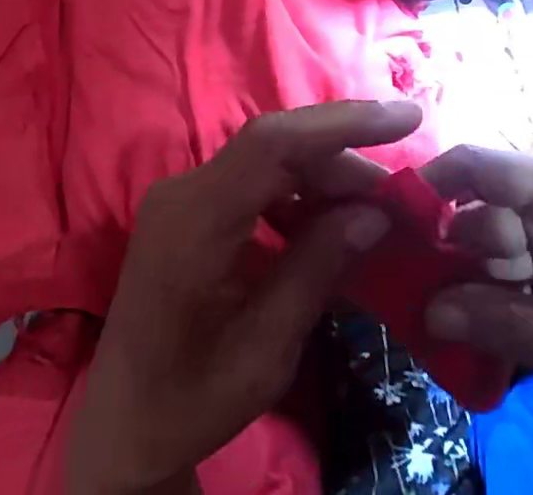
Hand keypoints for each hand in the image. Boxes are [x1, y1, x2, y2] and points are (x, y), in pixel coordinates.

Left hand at [64, 101, 420, 494]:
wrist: (126, 414)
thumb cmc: (193, 394)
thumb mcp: (267, 346)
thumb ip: (318, 268)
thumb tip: (375, 212)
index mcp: (195, 220)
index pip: (272, 144)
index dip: (340, 122)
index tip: (406, 116)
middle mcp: (183, 190)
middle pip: (272, 148)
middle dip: (341, 160)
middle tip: (399, 198)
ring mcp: (181, 196)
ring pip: (263, 162)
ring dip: (321, 178)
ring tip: (373, 213)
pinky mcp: (187, 209)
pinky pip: (249, 184)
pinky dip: (294, 196)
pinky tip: (327, 225)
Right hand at [417, 147, 532, 494]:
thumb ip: (512, 326)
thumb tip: (425, 312)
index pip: (476, 165)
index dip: (424, 188)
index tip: (383, 232)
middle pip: (479, 204)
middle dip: (450, 250)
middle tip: (422, 305)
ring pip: (495, 233)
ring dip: (475, 275)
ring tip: (459, 326)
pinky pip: (522, 256)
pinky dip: (502, 287)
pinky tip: (492, 323)